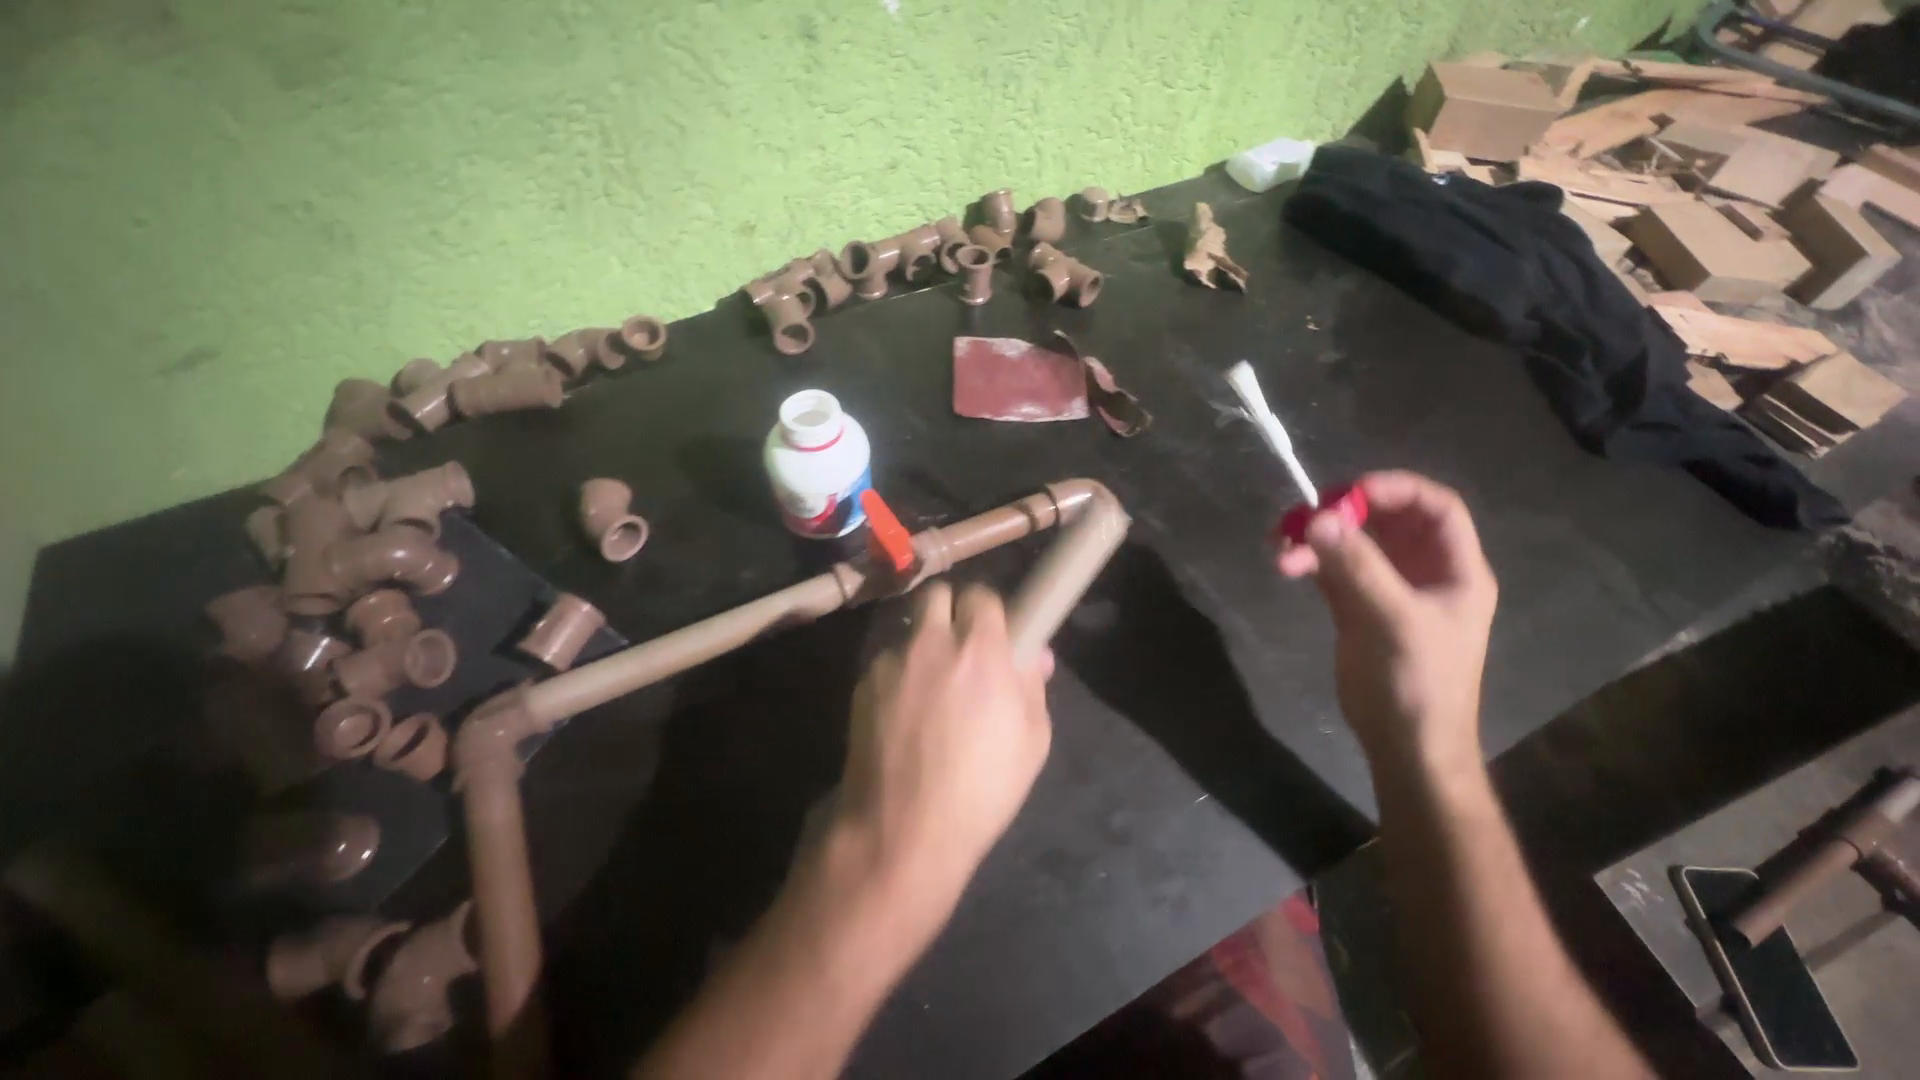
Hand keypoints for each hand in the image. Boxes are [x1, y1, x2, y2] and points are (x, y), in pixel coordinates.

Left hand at [837, 582, 1053, 898]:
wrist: (905, 828)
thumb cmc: (983, 789)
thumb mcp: (1032, 741)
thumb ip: (1033, 686)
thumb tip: (1033, 655)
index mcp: (981, 650)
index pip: (982, 595)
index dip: (989, 613)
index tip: (994, 636)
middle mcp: (931, 643)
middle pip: (937, 595)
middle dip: (949, 612)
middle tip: (959, 649)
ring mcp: (891, 662)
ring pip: (907, 630)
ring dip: (921, 645)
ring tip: (928, 687)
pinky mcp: (862, 685)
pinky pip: (885, 663)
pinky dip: (897, 676)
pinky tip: (902, 715)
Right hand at [1276, 471, 1496, 769]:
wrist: (1406, 745)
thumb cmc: (1418, 682)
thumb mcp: (1394, 620)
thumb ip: (1357, 566)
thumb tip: (1317, 517)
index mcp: (1455, 570)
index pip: (1435, 508)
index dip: (1395, 489)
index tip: (1348, 492)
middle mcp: (1423, 572)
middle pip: (1387, 521)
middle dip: (1344, 513)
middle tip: (1305, 515)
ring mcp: (1387, 590)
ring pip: (1352, 544)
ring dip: (1317, 539)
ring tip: (1280, 548)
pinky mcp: (1355, 609)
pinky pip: (1331, 569)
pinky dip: (1308, 561)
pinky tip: (1285, 565)